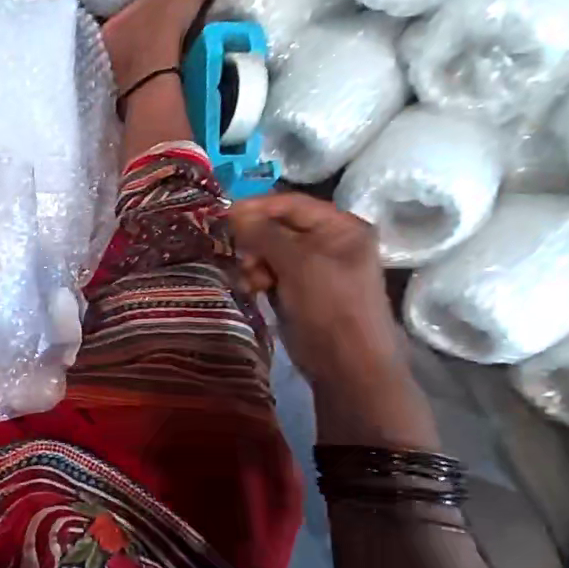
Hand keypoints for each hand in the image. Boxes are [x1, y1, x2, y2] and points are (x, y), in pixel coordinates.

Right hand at [229, 189, 439, 448]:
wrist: (346, 364)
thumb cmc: (329, 307)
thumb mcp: (299, 264)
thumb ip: (265, 234)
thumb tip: (234, 214)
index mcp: (340, 227)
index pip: (291, 203)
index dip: (256, 207)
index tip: (222, 217)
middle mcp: (329, 242)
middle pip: (279, 227)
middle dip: (254, 240)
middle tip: (238, 257)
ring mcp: (314, 269)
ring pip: (270, 252)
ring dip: (253, 262)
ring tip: (249, 281)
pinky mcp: (299, 292)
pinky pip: (271, 274)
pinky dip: (258, 279)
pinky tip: (252, 291)